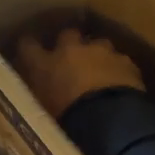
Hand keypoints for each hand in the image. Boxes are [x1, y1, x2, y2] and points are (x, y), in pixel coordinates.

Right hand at [12, 28, 145, 118]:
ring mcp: (101, 52)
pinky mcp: (125, 62)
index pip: (28, 46)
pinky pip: (120, 62)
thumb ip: (40, 95)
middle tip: (70, 59)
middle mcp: (71, 50)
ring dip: (96, 56)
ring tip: (99, 74)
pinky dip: (117, 70)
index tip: (29, 50)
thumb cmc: (65, 119)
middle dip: (69, 44)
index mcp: (44, 64)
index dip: (28, 48)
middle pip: (67, 35)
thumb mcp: (43, 109)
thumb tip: (40, 90)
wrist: (107, 119)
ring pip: (98, 46)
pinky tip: (120, 85)